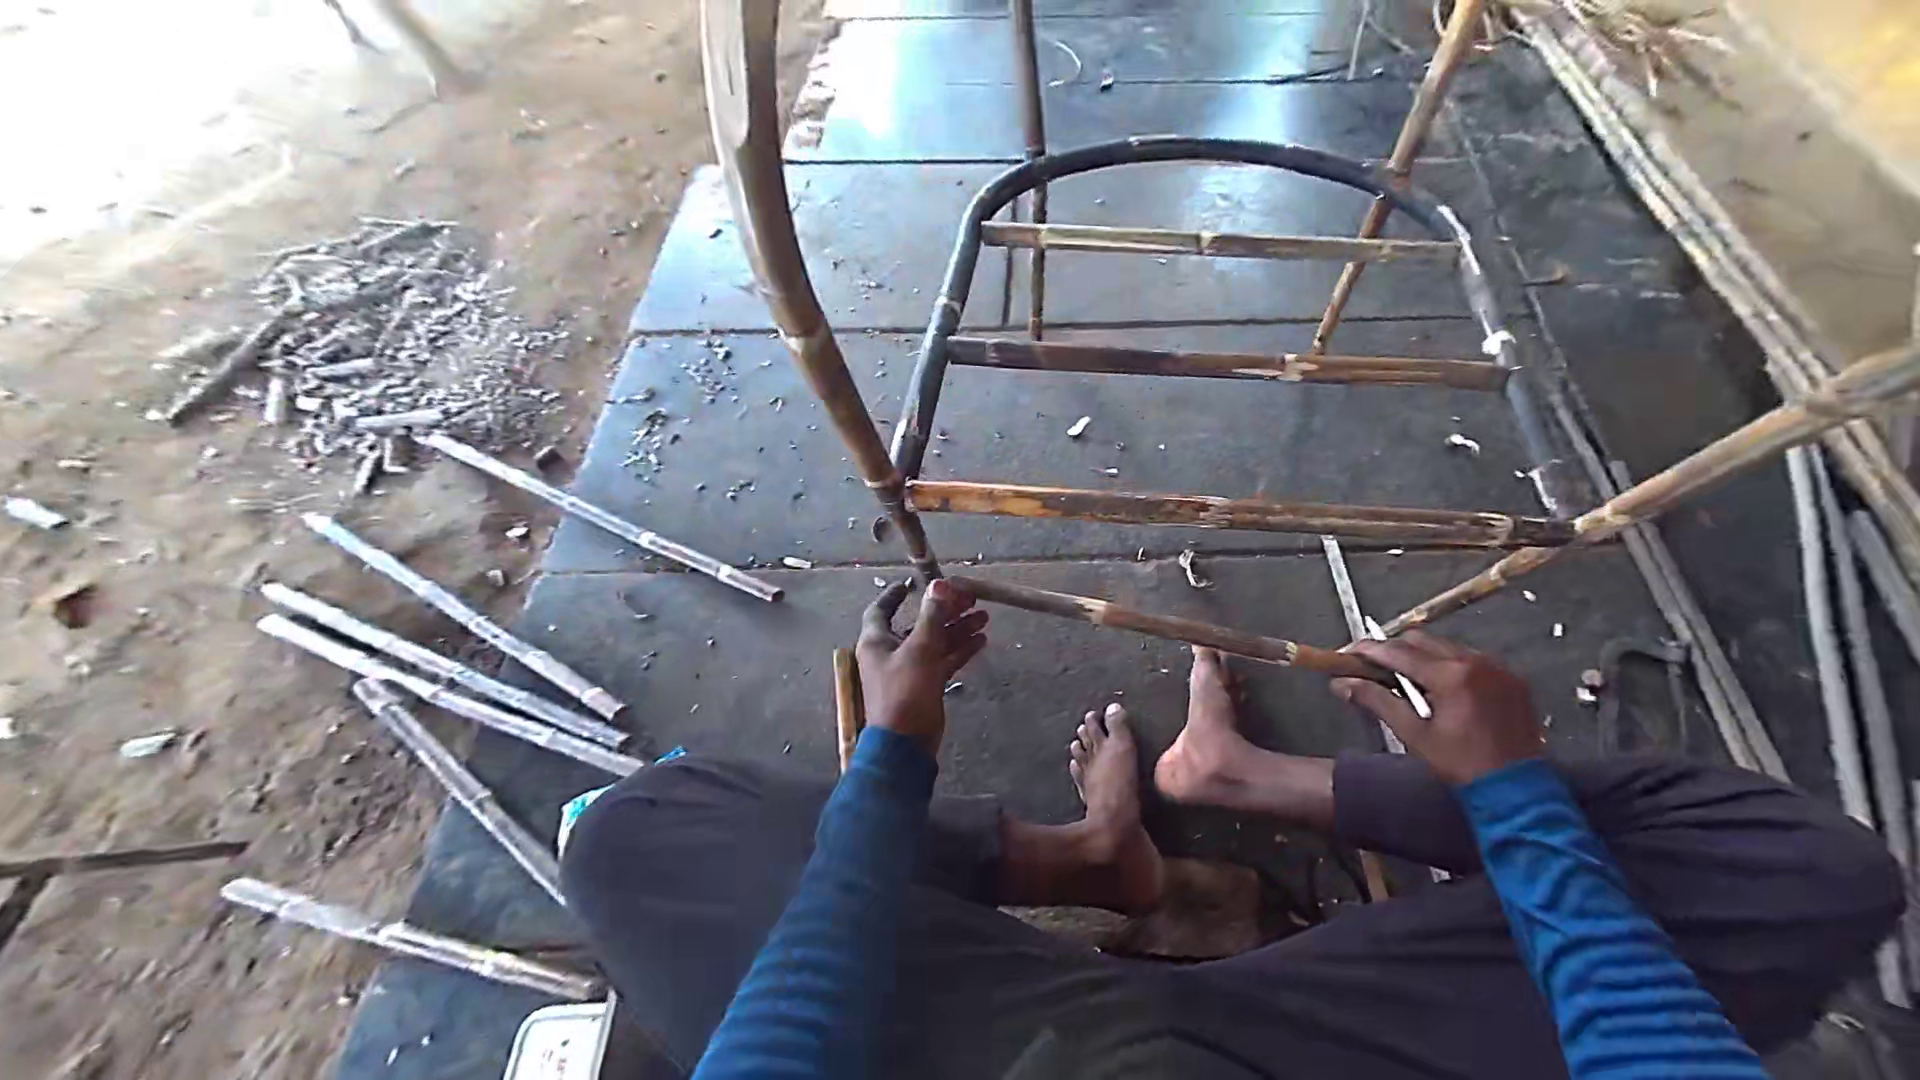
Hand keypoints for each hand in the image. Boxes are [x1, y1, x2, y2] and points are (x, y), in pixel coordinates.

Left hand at [855, 578, 988, 754]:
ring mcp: (909, 669)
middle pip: (918, 623)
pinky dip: (960, 649)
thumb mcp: (919, 649)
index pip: (882, 609)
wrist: (906, 744)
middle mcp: (891, 652)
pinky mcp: (925, 684)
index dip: (896, 594)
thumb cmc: (904, 692)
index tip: (914, 582)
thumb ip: (931, 616)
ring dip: (957, 628)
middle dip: (942, 610)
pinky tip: (981, 640)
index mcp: (877, 641)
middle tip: (969, 597)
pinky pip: (943, 660)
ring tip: (983, 616)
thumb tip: (939, 584)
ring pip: (935, 641)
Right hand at [1330, 631, 1545, 785]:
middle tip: (1375, 669)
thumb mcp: (1413, 733)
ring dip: (1421, 656)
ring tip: (1407, 682)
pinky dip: (1448, 665)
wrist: (1520, 792)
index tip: (1349, 654)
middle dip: (1393, 650)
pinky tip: (1439, 688)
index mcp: (1451, 676)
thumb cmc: (1464, 766)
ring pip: (1445, 646)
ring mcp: (1498, 670)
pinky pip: (1470, 659)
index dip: (1367, 650)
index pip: (1397, 651)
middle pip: (1420, 640)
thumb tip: (1342, 683)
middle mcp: (1477, 664)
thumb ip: (1376, 700)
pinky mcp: (1512, 680)